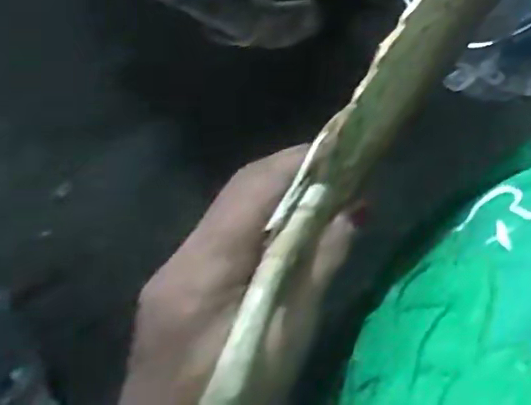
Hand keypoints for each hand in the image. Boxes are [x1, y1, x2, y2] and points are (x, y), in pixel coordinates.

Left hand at [119, 144, 357, 404]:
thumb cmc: (235, 395)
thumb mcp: (289, 337)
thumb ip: (319, 266)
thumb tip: (356, 209)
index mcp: (201, 268)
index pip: (253, 187)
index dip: (300, 161)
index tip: (344, 150)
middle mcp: (180, 258)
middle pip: (241, 189)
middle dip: (294, 170)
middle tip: (343, 168)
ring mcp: (175, 271)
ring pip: (234, 206)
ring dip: (281, 192)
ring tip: (327, 191)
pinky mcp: (180, 286)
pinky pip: (228, 231)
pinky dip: (265, 218)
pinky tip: (294, 228)